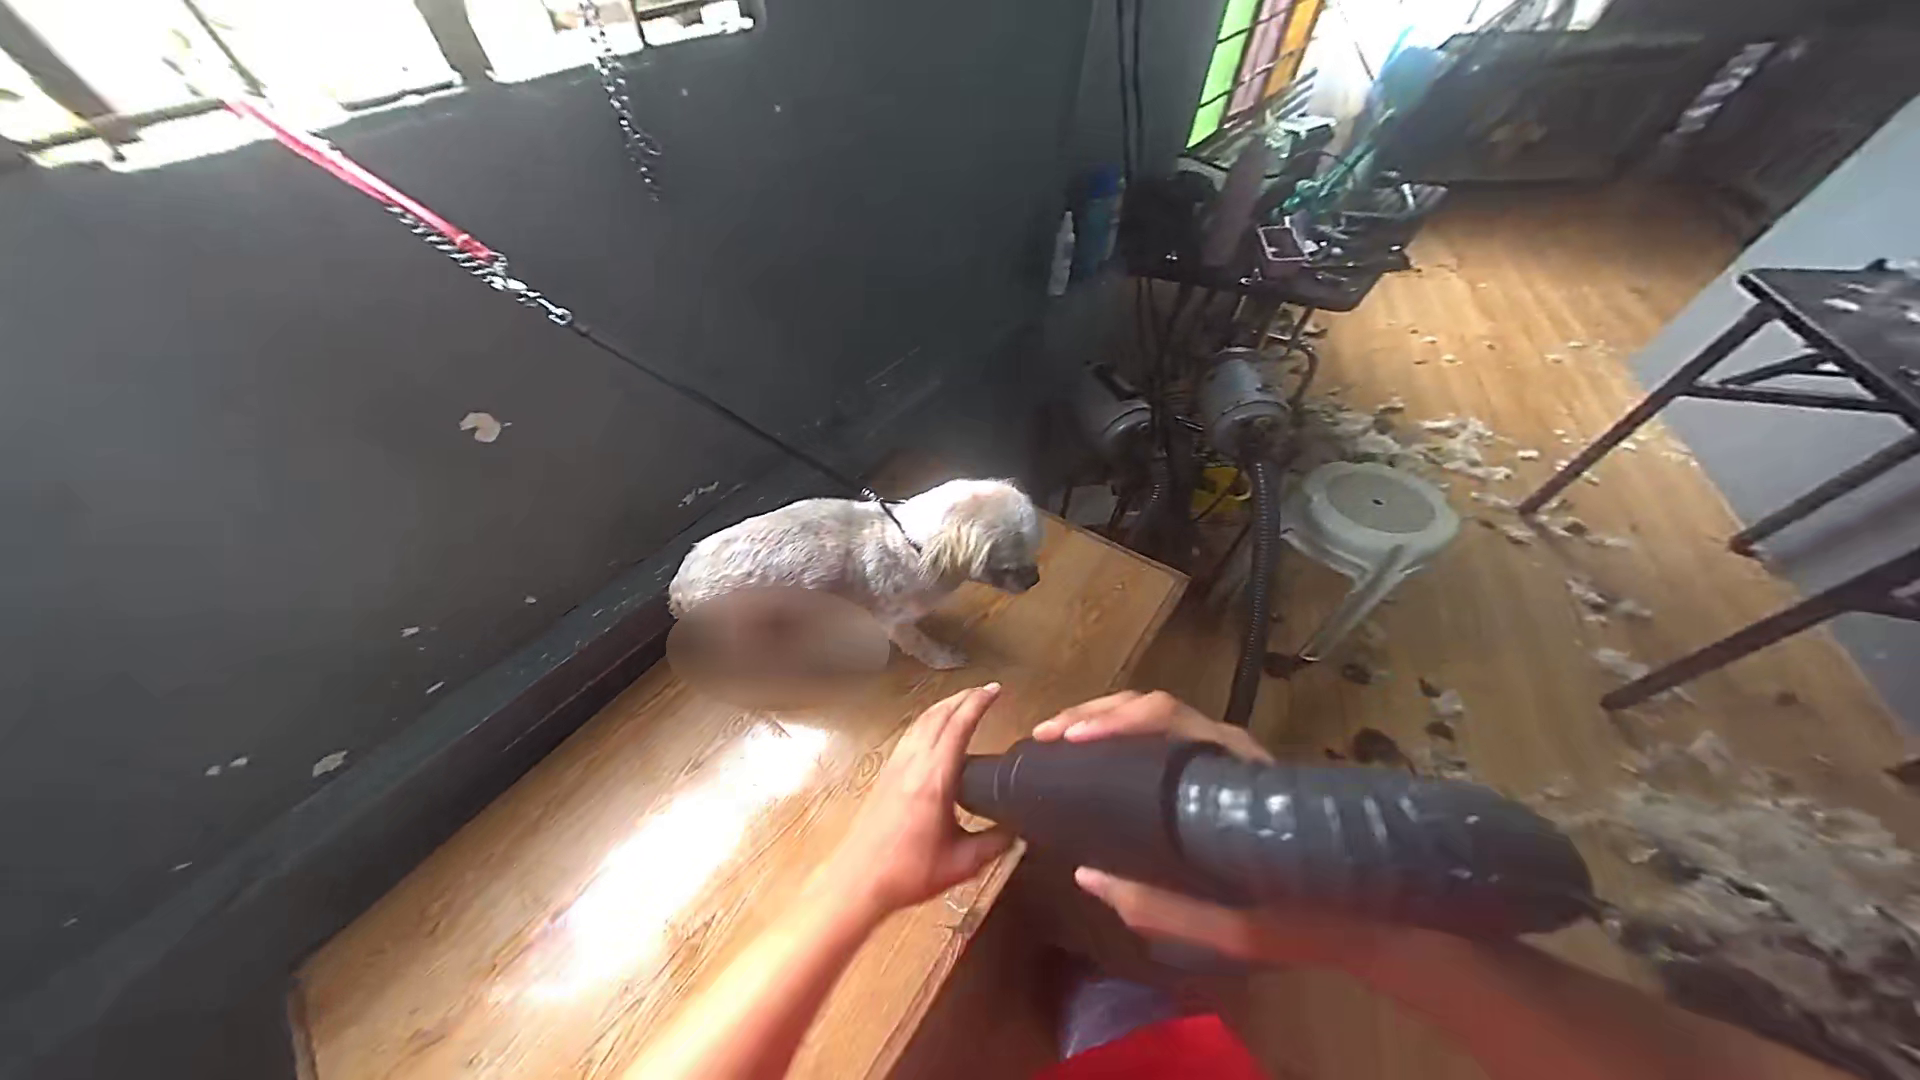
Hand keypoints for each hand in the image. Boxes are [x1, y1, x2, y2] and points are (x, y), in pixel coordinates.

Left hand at [819, 684, 1013, 917]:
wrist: (857, 881)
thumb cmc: (905, 872)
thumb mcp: (961, 863)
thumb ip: (994, 844)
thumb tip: (1017, 832)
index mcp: (934, 778)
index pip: (959, 725)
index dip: (978, 703)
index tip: (994, 691)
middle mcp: (913, 763)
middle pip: (940, 714)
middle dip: (964, 696)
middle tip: (985, 691)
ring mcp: (896, 765)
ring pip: (922, 720)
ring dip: (945, 704)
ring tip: (963, 701)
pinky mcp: (886, 773)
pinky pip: (911, 732)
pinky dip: (928, 718)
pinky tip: (933, 726)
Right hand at [1034, 690, 1387, 972]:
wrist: (1364, 911)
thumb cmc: (1301, 915)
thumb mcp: (1232, 926)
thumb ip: (1158, 907)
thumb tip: (1085, 874)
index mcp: (1234, 766)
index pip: (1168, 718)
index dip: (1117, 721)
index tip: (1073, 738)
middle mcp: (1225, 743)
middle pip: (1149, 703)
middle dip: (1092, 712)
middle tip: (1047, 734)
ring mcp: (1220, 746)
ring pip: (1150, 710)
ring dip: (1099, 715)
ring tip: (1054, 735)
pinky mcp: (1211, 759)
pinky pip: (1157, 729)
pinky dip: (1116, 729)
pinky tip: (1089, 747)